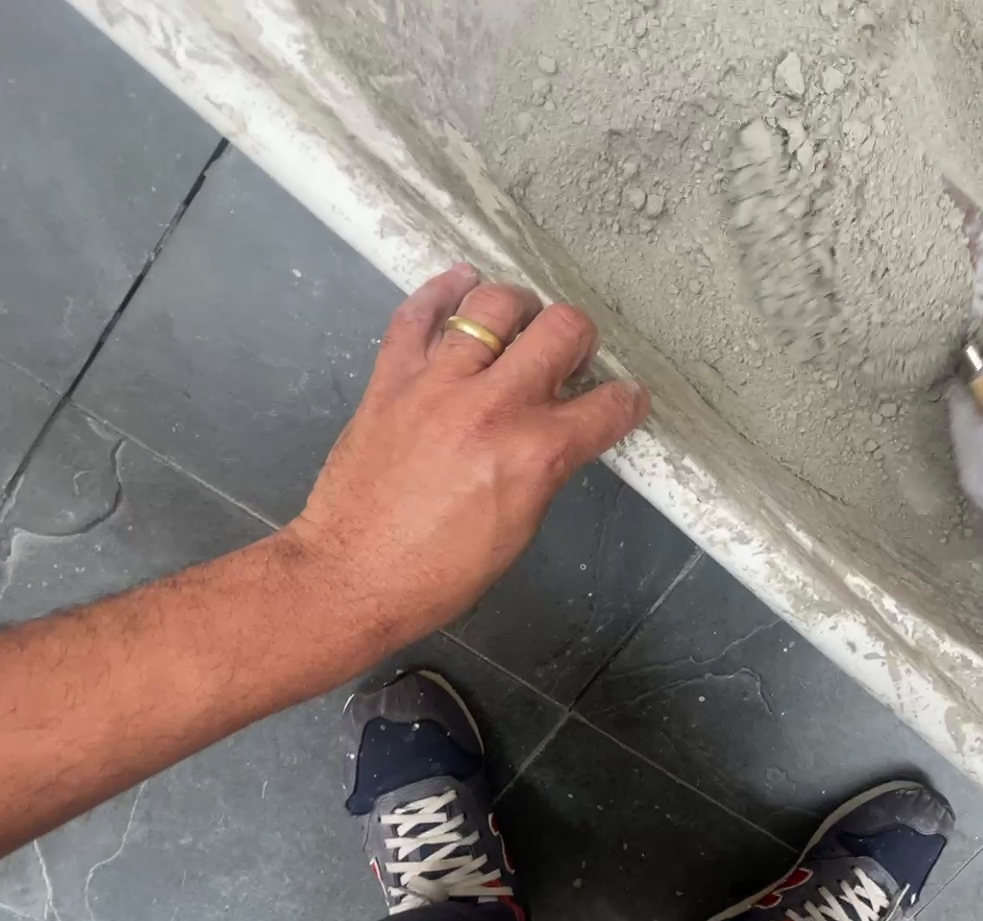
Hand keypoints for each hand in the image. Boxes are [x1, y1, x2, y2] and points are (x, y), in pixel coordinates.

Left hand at [282, 264, 648, 641]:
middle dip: (580, 338)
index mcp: (537, 453)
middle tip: (570, 357)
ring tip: (520, 321)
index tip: (627, 398)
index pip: (607, 406)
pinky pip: (416, 315)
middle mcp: (494, 405)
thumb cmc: (448, 570)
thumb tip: (560, 428)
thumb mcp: (523, 521)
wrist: (353, 576)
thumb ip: (548, 464)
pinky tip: (461, 283)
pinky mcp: (390, 378)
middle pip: (561, 330)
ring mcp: (437, 384)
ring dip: (520, 307)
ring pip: (493, 306)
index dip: (628, 400)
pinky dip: (442, 292)